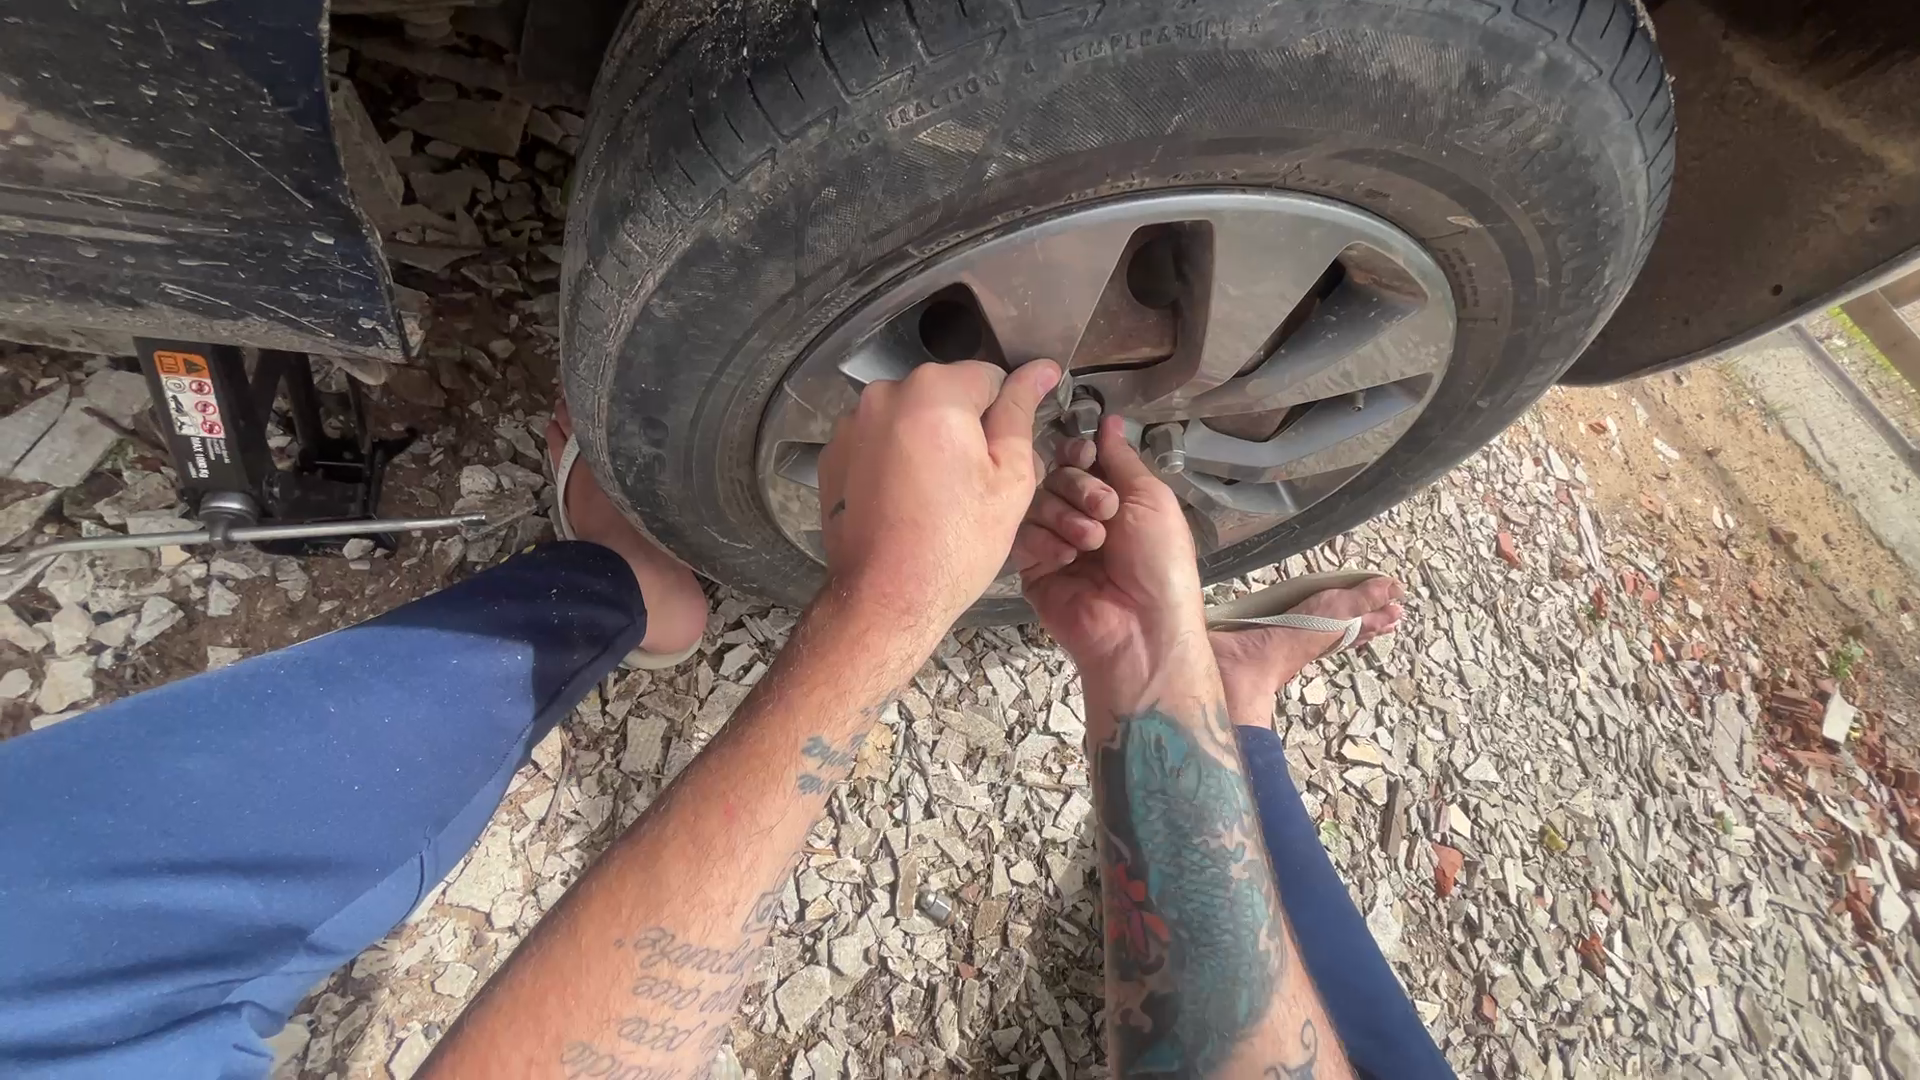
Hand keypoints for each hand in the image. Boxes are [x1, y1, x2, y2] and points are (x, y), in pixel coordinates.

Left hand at [817, 358, 1060, 633]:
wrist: (886, 596)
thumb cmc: (954, 544)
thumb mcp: (1010, 478)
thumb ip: (1021, 413)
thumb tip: (1039, 371)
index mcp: (935, 391)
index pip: (989, 376)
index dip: (1004, 417)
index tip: (1003, 456)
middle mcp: (884, 394)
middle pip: (945, 394)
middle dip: (963, 428)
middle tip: (972, 484)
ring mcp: (851, 423)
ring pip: (910, 418)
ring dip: (927, 442)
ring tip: (935, 497)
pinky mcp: (833, 453)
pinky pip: (878, 441)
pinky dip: (894, 460)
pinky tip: (904, 501)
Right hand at [1015, 414, 1206, 673]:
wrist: (1139, 627)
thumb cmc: (1157, 561)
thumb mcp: (1151, 498)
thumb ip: (1122, 457)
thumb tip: (1109, 418)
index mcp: (1113, 497)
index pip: (1079, 458)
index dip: (1079, 451)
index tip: (1086, 454)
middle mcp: (1080, 515)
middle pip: (1056, 475)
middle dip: (1078, 488)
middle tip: (1104, 512)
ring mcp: (1054, 541)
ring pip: (1036, 502)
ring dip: (1065, 517)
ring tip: (1090, 543)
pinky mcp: (1032, 567)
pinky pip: (1021, 536)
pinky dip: (1043, 542)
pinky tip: (1065, 560)